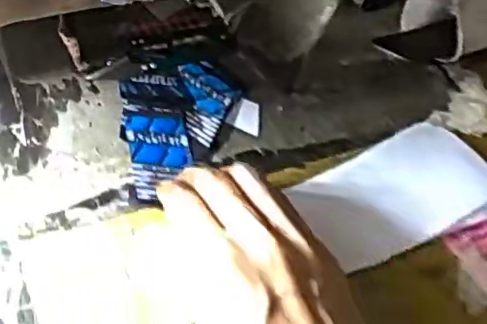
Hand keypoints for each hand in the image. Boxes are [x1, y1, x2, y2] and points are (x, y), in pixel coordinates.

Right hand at [156, 165, 362, 323]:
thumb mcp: (209, 315)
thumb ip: (188, 271)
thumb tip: (169, 239)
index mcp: (229, 264)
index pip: (183, 198)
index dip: (167, 194)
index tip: (165, 199)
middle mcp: (262, 242)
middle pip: (210, 179)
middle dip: (189, 180)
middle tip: (183, 190)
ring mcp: (296, 242)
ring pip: (245, 175)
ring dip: (222, 178)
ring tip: (215, 191)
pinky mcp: (320, 249)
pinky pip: (279, 197)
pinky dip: (255, 191)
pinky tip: (248, 206)